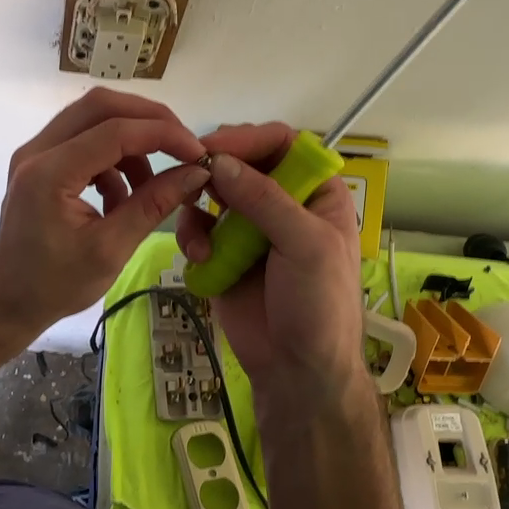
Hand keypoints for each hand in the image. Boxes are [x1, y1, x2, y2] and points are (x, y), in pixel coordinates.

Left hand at [0, 88, 209, 336]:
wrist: (9, 302)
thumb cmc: (55, 285)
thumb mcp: (111, 249)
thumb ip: (153, 204)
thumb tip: (197, 172)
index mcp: (48, 173)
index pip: (114, 130)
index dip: (163, 134)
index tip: (198, 152)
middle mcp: (35, 152)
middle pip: (99, 106)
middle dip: (148, 120)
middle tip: (183, 147)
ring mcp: (33, 156)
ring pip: (91, 120)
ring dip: (130, 144)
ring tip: (152, 186)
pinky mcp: (38, 165)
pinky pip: (82, 142)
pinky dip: (111, 160)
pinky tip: (122, 198)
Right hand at [175, 123, 367, 416]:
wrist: (296, 369)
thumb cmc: (318, 305)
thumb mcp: (305, 245)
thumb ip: (264, 200)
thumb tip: (218, 163)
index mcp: (315, 194)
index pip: (283, 144)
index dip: (250, 139)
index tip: (215, 147)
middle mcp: (281, 204)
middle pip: (242, 163)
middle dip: (216, 169)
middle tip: (191, 175)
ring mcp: (249, 229)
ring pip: (212, 194)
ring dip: (199, 207)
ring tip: (200, 234)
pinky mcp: (222, 254)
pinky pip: (197, 228)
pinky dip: (192, 236)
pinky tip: (200, 257)